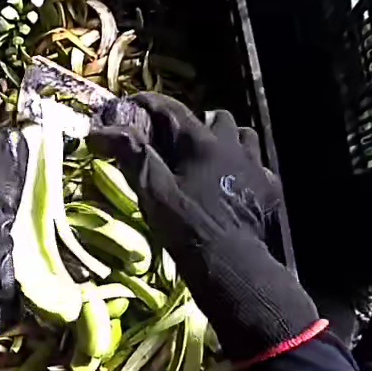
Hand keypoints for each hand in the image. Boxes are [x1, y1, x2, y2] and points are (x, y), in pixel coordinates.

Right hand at [89, 94, 318, 362]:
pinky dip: (242, 169)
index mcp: (203, 144)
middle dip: (196, 124)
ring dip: (226, 142)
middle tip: (177, 142)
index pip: (173, 110)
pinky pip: (257, 167)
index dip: (148, 104)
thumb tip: (102, 130)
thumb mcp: (153, 192)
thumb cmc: (188, 228)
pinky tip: (231, 185)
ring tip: (208, 159)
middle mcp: (234, 147)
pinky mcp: (269, 190)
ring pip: (243, 138)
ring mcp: (256, 168)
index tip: (130, 104)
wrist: (232, 266)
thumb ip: (133, 156)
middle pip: (216, 119)